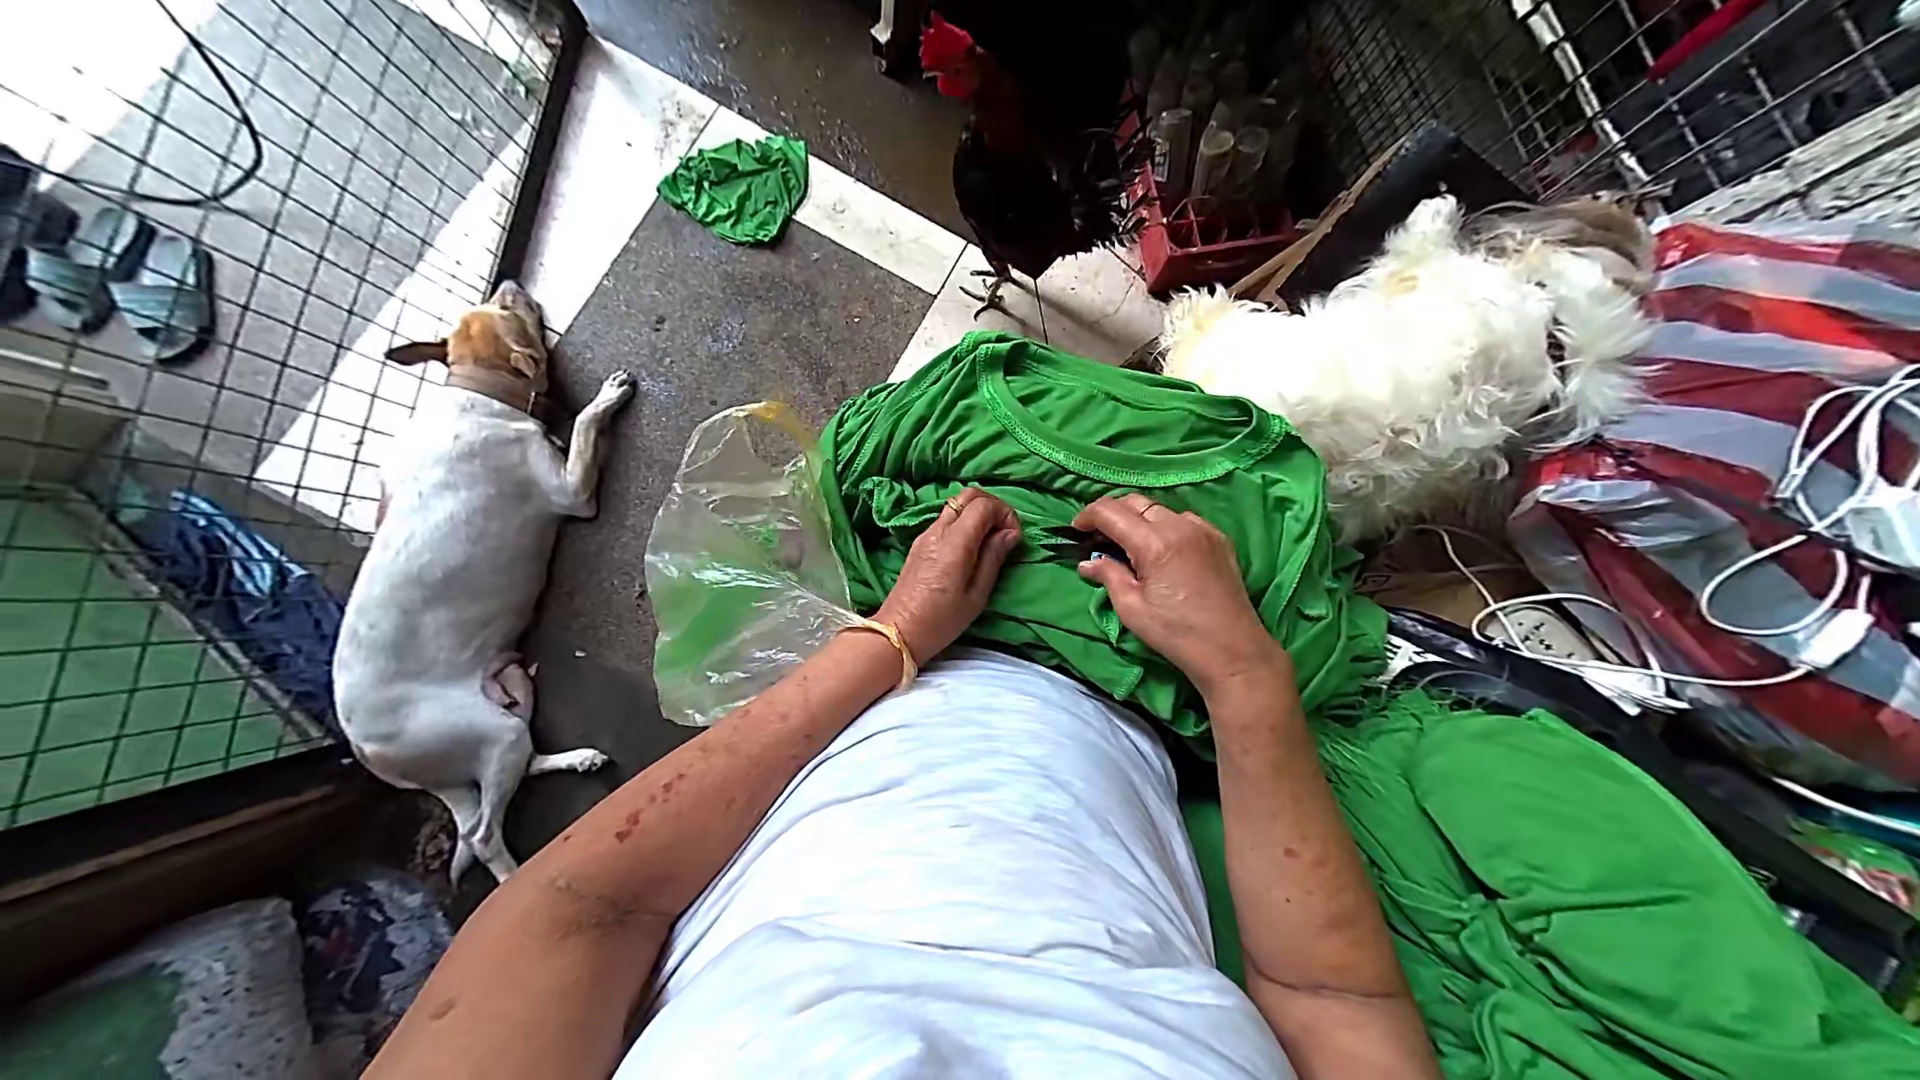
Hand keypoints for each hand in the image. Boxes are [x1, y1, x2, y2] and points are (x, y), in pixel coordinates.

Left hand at [876, 487, 1022, 662]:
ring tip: (989, 539)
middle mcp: (938, 531)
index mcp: (955, 543)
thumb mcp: (977, 595)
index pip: (983, 505)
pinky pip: (946, 518)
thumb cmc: (942, 620)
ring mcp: (926, 534)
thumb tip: (1009, 533)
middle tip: (1004, 530)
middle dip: (993, 505)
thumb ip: (993, 557)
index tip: (1013, 537)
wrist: (899, 630)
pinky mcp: (920, 542)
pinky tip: (971, 546)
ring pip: (956, 503)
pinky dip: (964, 520)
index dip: (1005, 514)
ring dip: (978, 512)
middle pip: (968, 494)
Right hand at [1074, 493, 1290, 698]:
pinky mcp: (1218, 539)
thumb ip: (1108, 576)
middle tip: (1098, 536)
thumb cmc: (1176, 633)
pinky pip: (1183, 520)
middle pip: (1134, 502)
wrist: (1232, 649)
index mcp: (1154, 543)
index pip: (1110, 511)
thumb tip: (1088, 562)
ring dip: (1137, 518)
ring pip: (1159, 508)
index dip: (1088, 516)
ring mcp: (1203, 530)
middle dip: (1111, 513)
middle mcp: (1179, 526)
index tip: (1077, 530)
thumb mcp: (1132, 608)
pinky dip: (1163, 525)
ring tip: (1128, 543)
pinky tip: (1159, 548)